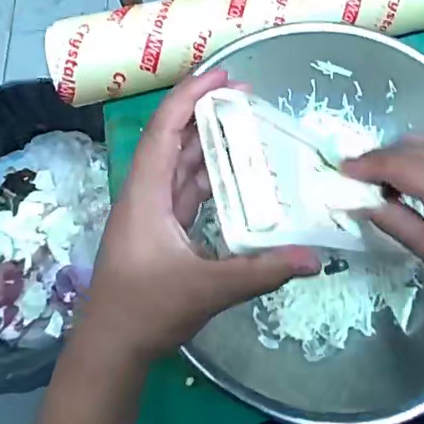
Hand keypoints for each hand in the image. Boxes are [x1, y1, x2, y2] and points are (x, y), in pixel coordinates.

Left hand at [77, 69, 320, 363]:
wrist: (110, 348)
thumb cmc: (146, 311)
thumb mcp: (206, 289)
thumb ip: (260, 272)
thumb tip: (313, 258)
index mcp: (146, 192)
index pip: (165, 129)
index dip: (189, 96)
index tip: (221, 75)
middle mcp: (146, 192)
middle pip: (173, 139)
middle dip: (204, 111)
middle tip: (244, 93)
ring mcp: (152, 211)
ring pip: (180, 164)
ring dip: (207, 142)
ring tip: (244, 123)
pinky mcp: (160, 229)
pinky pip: (187, 189)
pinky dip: (209, 175)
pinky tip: (235, 173)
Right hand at [341, 138, 423, 316]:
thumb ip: (396, 223)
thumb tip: (363, 204)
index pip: (392, 163)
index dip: (362, 166)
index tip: (339, 172)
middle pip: (405, 147)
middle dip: (377, 160)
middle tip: (357, 181)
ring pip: (423, 142)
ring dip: (399, 156)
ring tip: (387, 185)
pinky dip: (420, 155)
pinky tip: (418, 181)